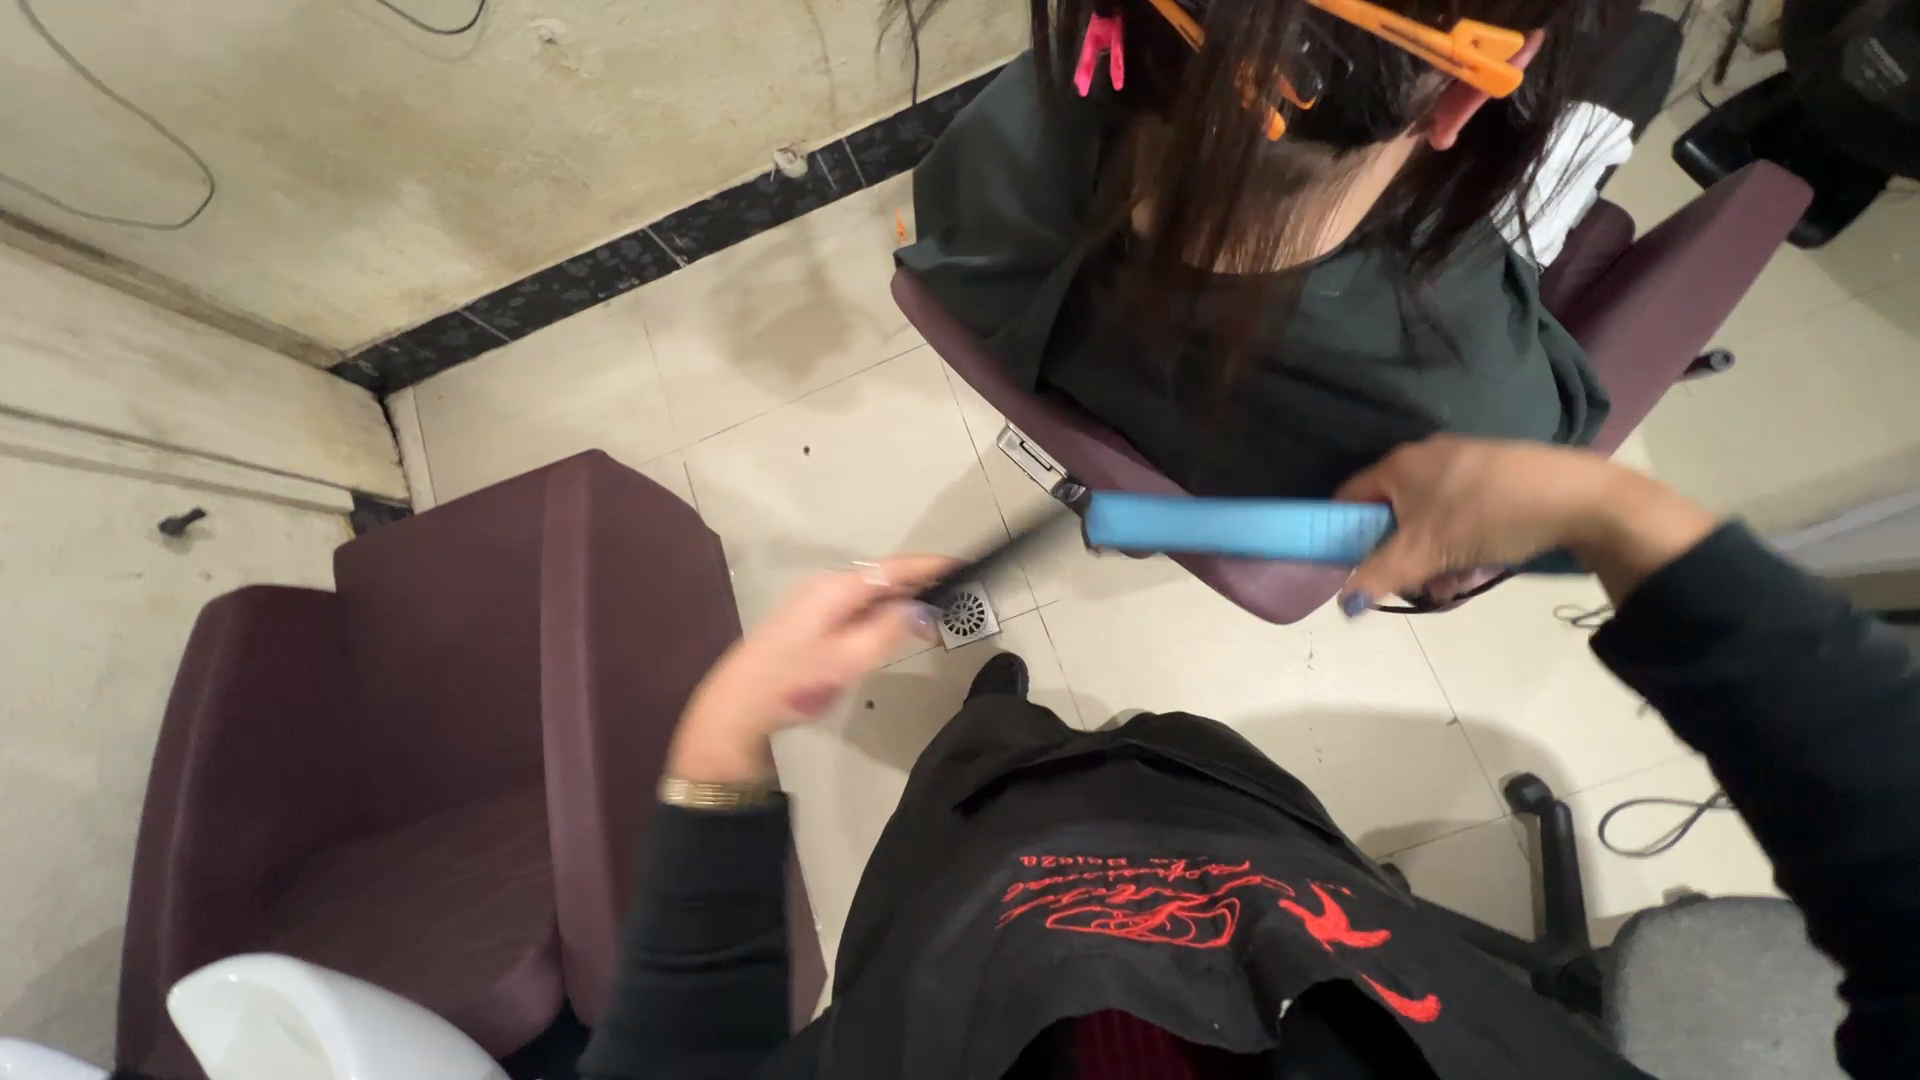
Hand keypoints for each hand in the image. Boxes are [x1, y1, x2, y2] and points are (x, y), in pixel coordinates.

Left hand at [667, 554, 956, 782]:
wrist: (738, 707)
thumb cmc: (795, 683)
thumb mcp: (850, 660)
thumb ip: (890, 631)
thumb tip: (922, 609)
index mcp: (837, 587)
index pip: (894, 568)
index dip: (930, 566)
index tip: (962, 566)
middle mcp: (827, 583)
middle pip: (883, 576)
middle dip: (919, 585)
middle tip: (954, 600)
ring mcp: (816, 598)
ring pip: (870, 592)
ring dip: (901, 600)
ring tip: (932, 616)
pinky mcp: (810, 615)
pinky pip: (857, 604)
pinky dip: (881, 610)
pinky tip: (894, 627)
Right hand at [1334, 436, 1717, 608]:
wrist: (1584, 500)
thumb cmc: (1487, 516)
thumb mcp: (1426, 553)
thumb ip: (1378, 576)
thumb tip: (1344, 606)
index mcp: (1398, 464)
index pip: (1348, 498)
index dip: (1343, 533)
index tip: (1356, 564)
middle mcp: (1425, 456)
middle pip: (1391, 513)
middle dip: (1399, 554)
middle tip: (1414, 582)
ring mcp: (1465, 462)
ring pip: (1429, 518)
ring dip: (1433, 555)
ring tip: (1454, 581)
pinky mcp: (1498, 474)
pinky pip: (1460, 511)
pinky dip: (1461, 540)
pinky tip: (1481, 563)